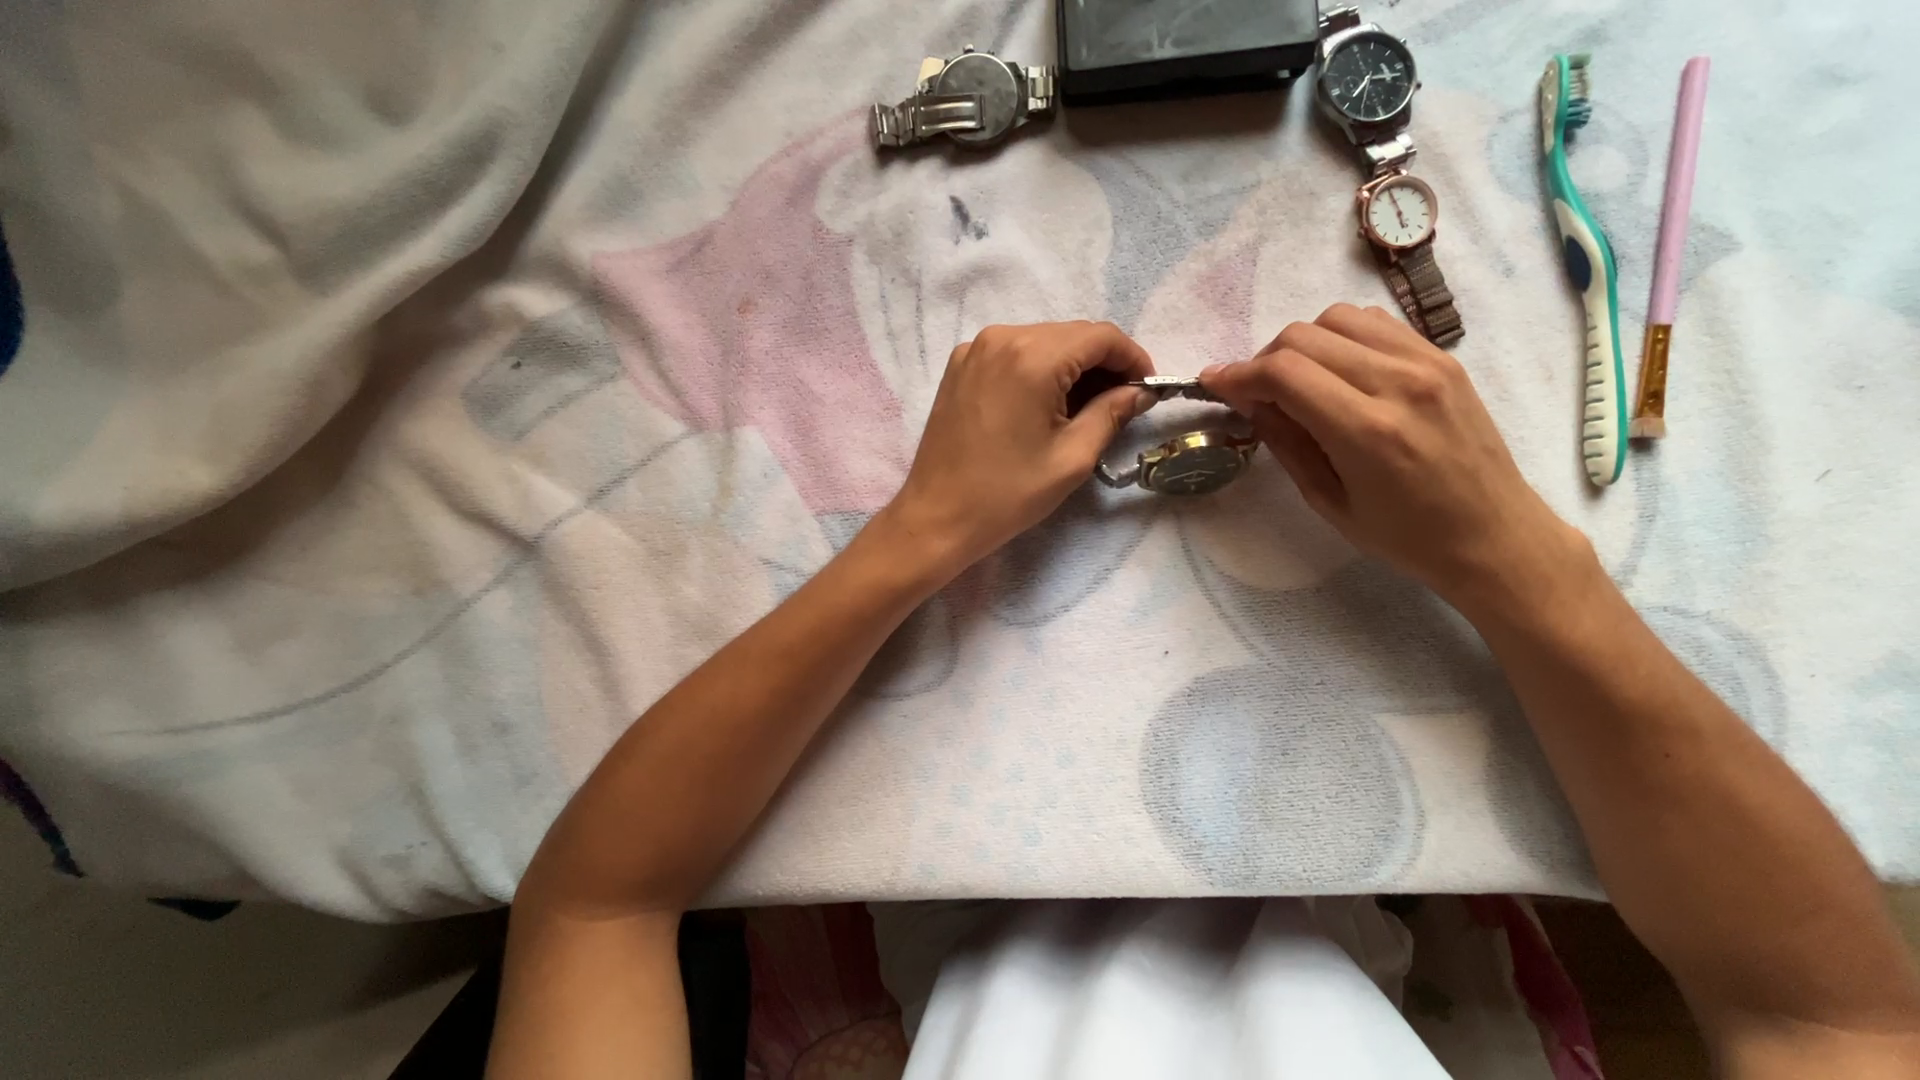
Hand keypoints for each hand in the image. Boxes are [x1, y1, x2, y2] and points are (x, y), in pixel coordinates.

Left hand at [885, 321, 1154, 568]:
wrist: (937, 517)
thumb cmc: (1007, 493)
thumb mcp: (1072, 457)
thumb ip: (1112, 413)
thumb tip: (1140, 391)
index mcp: (1032, 357)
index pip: (1100, 336)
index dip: (1132, 357)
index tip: (1147, 388)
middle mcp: (1001, 338)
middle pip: (1072, 334)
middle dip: (1103, 363)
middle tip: (1121, 403)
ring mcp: (975, 349)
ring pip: (1043, 341)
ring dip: (1072, 366)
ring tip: (1086, 408)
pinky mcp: (960, 366)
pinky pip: (1014, 353)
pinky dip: (1039, 369)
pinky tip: (1047, 404)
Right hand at [1201, 303, 1591, 619]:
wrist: (1494, 534)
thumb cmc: (1405, 536)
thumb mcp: (1329, 502)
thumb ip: (1286, 443)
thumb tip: (1248, 401)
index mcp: (1367, 431)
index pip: (1283, 372)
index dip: (1237, 374)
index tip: (1213, 383)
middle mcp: (1398, 383)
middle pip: (1303, 336)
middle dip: (1264, 360)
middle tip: (1256, 394)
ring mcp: (1426, 363)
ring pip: (1337, 318)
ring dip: (1303, 344)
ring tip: (1299, 381)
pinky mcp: (1442, 357)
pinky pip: (1375, 323)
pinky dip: (1341, 337)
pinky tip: (1338, 370)